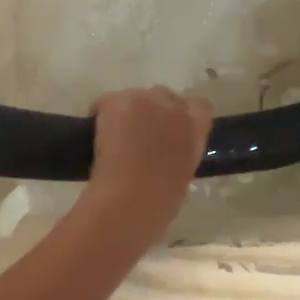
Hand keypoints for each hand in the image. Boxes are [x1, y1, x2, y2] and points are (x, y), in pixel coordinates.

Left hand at [81, 86, 214, 237]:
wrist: (130, 200)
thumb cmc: (160, 203)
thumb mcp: (183, 177)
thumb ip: (180, 155)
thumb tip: (167, 153)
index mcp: (196, 130)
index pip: (200, 107)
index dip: (183, 116)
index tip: (171, 131)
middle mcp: (175, 108)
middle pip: (165, 97)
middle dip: (154, 112)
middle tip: (140, 136)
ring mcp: (145, 101)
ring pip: (136, 97)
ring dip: (130, 111)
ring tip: (117, 137)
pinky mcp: (117, 101)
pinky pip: (108, 101)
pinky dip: (103, 114)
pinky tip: (98, 136)